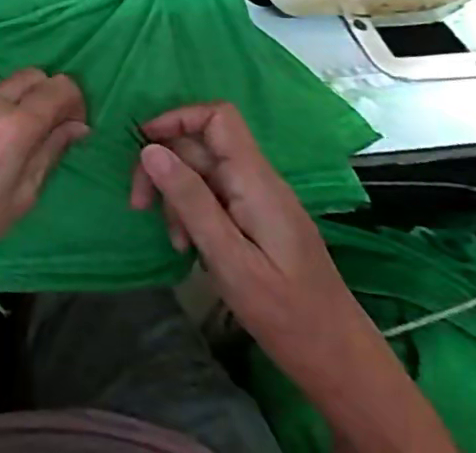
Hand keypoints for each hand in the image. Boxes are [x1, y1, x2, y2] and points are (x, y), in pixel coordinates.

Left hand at [0, 69, 89, 308]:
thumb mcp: (25, 193)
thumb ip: (52, 150)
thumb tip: (78, 126)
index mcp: (14, 126)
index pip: (59, 88)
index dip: (75, 103)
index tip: (76, 126)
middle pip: (35, 75)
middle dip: (51, 95)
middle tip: (54, 128)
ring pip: (9, 83)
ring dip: (24, 99)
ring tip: (21, 137)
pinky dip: (0, 105)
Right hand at [128, 102, 344, 351]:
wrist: (337, 357)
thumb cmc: (285, 312)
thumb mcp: (229, 258)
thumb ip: (190, 200)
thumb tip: (150, 149)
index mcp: (255, 180)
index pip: (218, 117)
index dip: (177, 118)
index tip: (142, 144)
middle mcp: (257, 180)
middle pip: (201, 146)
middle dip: (164, 167)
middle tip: (138, 204)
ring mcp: (257, 199)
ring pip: (202, 173)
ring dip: (176, 197)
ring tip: (174, 240)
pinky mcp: (255, 220)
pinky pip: (214, 198)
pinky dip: (192, 214)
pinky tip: (188, 247)